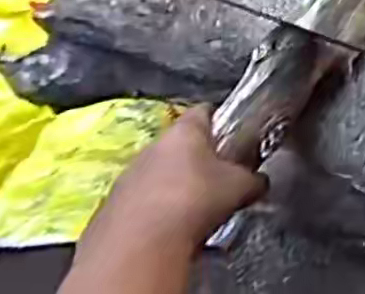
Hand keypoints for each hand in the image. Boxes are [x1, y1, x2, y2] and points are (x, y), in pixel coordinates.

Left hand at [85, 106, 268, 245]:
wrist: (134, 254)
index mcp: (184, 131)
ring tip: (188, 209)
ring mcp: (123, 180)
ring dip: (169, 187)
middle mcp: (151, 147)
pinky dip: (148, 213)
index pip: (205, 111)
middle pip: (177, 145)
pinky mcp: (104, 213)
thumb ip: (253, 178)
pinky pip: (134, 205)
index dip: (220, 120)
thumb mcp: (240, 186)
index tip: (232, 134)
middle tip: (215, 178)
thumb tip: (260, 181)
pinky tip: (164, 230)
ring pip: (154, 175)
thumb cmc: (193, 203)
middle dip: (195, 159)